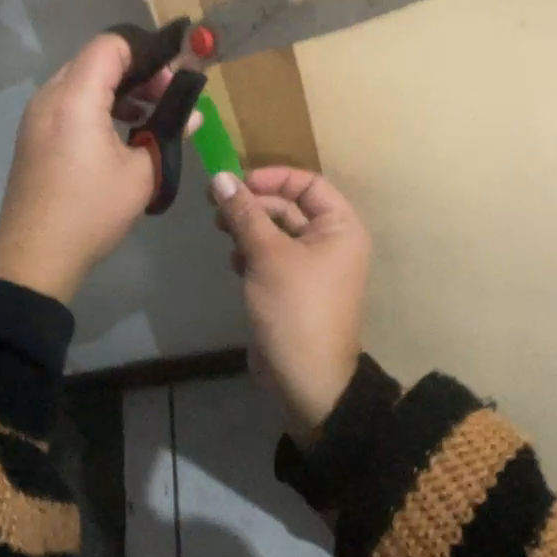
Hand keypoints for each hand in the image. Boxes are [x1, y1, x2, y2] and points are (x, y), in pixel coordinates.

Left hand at [0, 34, 197, 302]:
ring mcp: (37, 116)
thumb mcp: (141, 174)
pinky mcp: (33, 135)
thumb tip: (193, 115)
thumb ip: (168, 133)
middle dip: (136, 73)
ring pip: (81, 81)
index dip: (148, 53)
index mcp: (75, 96)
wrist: (35, 255)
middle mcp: (50, 96)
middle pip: (95, 60)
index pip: (112, 45)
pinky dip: (96, 106)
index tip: (174, 78)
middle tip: (166, 100)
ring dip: (117, 91)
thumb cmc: (91, 210)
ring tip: (147, 117)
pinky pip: (68, 103)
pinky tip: (120, 134)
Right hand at [211, 167, 370, 443]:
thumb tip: (220, 177)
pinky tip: (234, 263)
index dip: (273, 178)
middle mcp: (331, 242)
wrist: (306, 379)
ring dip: (247, 228)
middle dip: (253, 204)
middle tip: (216, 207)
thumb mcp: (267, 254)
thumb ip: (244, 213)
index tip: (237, 183)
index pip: (308, 184)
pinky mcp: (292, 287)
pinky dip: (250, 253)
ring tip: (222, 233)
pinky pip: (270, 256)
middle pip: (288, 206)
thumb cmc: (295, 308)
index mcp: (340, 228)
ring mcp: (311, 266)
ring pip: (275, 231)